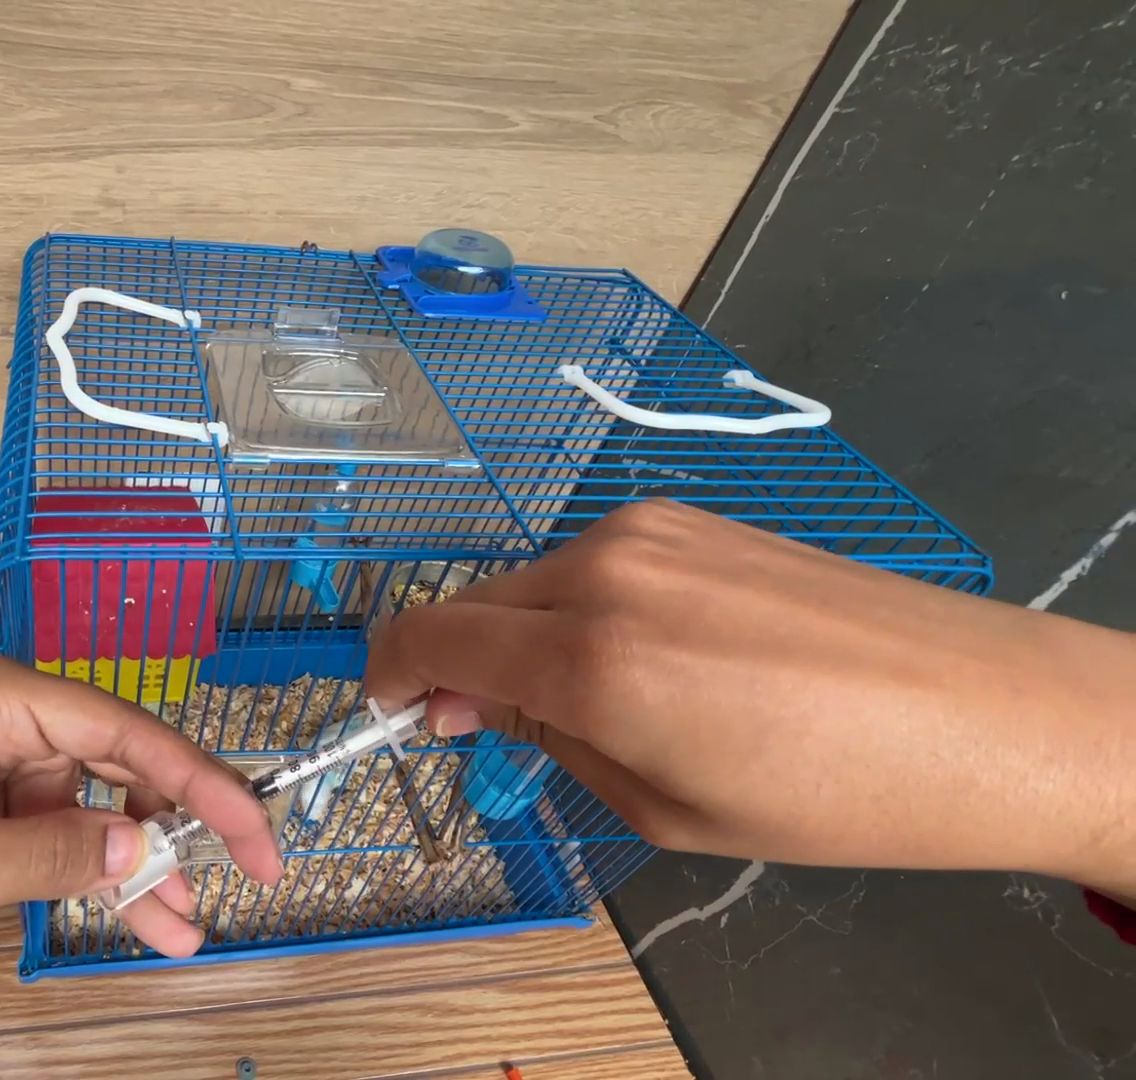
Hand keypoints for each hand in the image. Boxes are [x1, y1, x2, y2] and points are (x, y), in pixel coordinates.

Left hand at [0, 656, 283, 996]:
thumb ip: (47, 856)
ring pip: (120, 803)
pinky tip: (155, 924)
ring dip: (157, 862)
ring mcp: (27, 762)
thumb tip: (144, 847)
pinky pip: (89, 837)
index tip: (252, 825)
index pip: (121, 730)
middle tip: (257, 865)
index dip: (196, 776)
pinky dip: (120, 879)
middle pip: (133, 759)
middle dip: (192, 816)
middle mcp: (26, 717)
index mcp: (5, 700)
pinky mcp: (24, 806)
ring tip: (191, 922)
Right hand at [365, 499, 1135, 895]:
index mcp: (591, 661)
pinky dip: (562, 608)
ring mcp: (637, 533)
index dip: (388, 671)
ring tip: (578, 690)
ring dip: (510, 637)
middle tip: (481, 719)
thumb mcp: (656, 804)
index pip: (430, 638)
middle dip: (451, 663)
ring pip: (516, 584)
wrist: (994, 712)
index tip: (392, 708)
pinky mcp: (672, 517)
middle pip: (464, 606)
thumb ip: (535, 738)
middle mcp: (598, 575)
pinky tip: (631, 644)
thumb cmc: (826, 795)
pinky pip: (574, 566)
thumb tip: (454, 705)